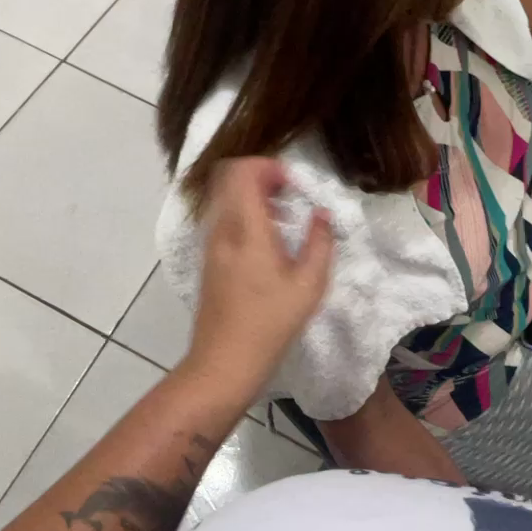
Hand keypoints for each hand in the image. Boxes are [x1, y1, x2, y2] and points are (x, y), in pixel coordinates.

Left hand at [179, 158, 335, 397]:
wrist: (223, 364)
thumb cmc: (270, 324)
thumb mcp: (309, 286)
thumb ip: (319, 243)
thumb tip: (322, 214)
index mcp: (247, 229)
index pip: (242, 172)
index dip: (267, 166)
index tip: (293, 184)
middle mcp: (223, 229)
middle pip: (228, 177)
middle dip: (259, 176)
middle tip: (288, 194)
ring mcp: (211, 244)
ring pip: (224, 197)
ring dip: (251, 196)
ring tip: (282, 218)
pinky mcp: (209, 260)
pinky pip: (222, 218)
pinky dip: (243, 215)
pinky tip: (266, 242)